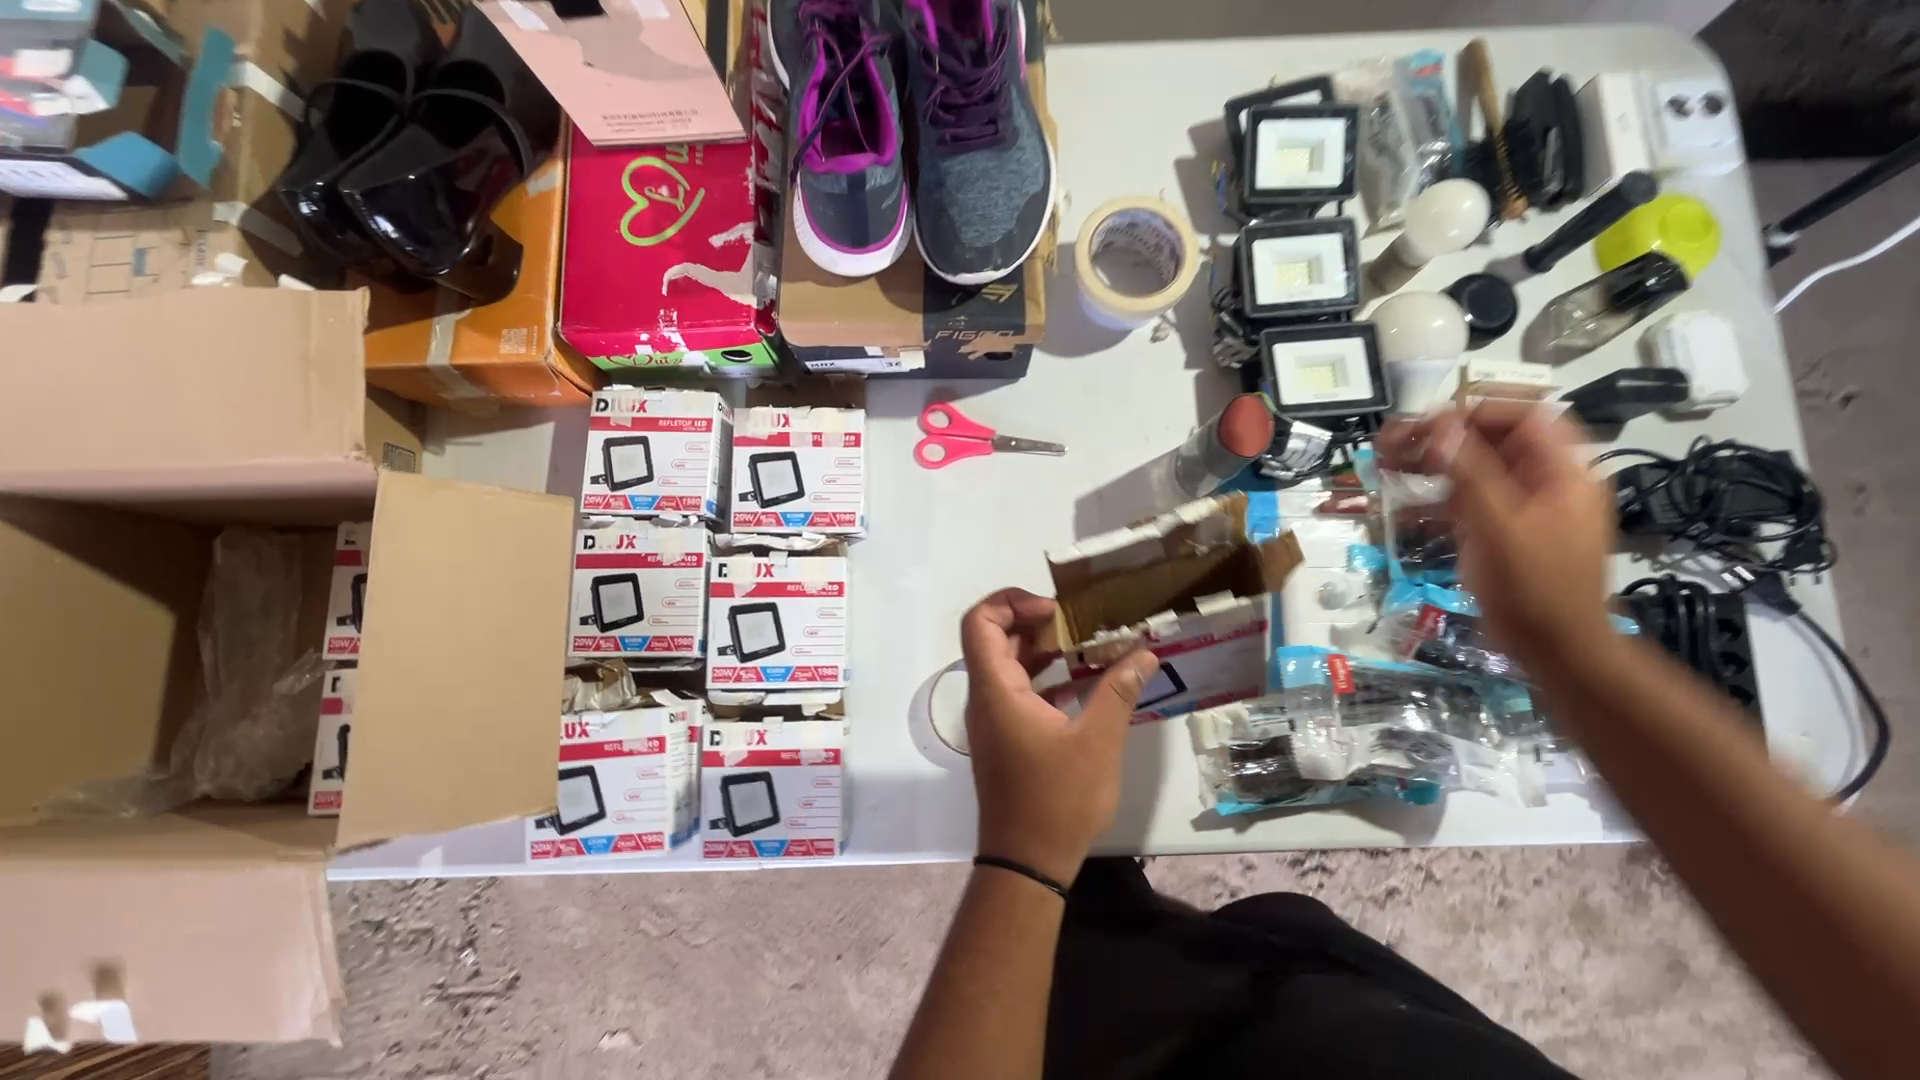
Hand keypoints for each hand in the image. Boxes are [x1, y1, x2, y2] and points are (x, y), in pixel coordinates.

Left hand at [960, 588, 1158, 886]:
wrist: (1026, 862)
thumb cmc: (1057, 800)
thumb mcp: (1097, 742)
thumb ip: (1118, 691)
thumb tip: (1144, 653)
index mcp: (996, 690)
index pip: (980, 622)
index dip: (1010, 601)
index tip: (1054, 610)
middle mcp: (986, 699)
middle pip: (993, 638)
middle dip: (1033, 621)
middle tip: (1077, 624)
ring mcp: (992, 720)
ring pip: (1006, 666)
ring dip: (1041, 649)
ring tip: (1086, 647)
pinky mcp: (1004, 738)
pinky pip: (1017, 691)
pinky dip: (1044, 678)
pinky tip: (1083, 684)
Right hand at [1377, 404, 1615, 671]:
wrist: (1554, 648)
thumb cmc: (1535, 587)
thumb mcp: (1499, 524)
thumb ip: (1469, 471)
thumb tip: (1438, 427)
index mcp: (1562, 470)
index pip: (1523, 415)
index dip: (1475, 410)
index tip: (1427, 423)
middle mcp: (1542, 479)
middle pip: (1489, 439)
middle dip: (1439, 436)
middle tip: (1390, 441)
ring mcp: (1518, 505)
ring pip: (1470, 467)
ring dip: (1427, 463)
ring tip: (1384, 463)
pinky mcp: (1496, 529)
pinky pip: (1461, 499)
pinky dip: (1430, 497)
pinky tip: (1397, 504)